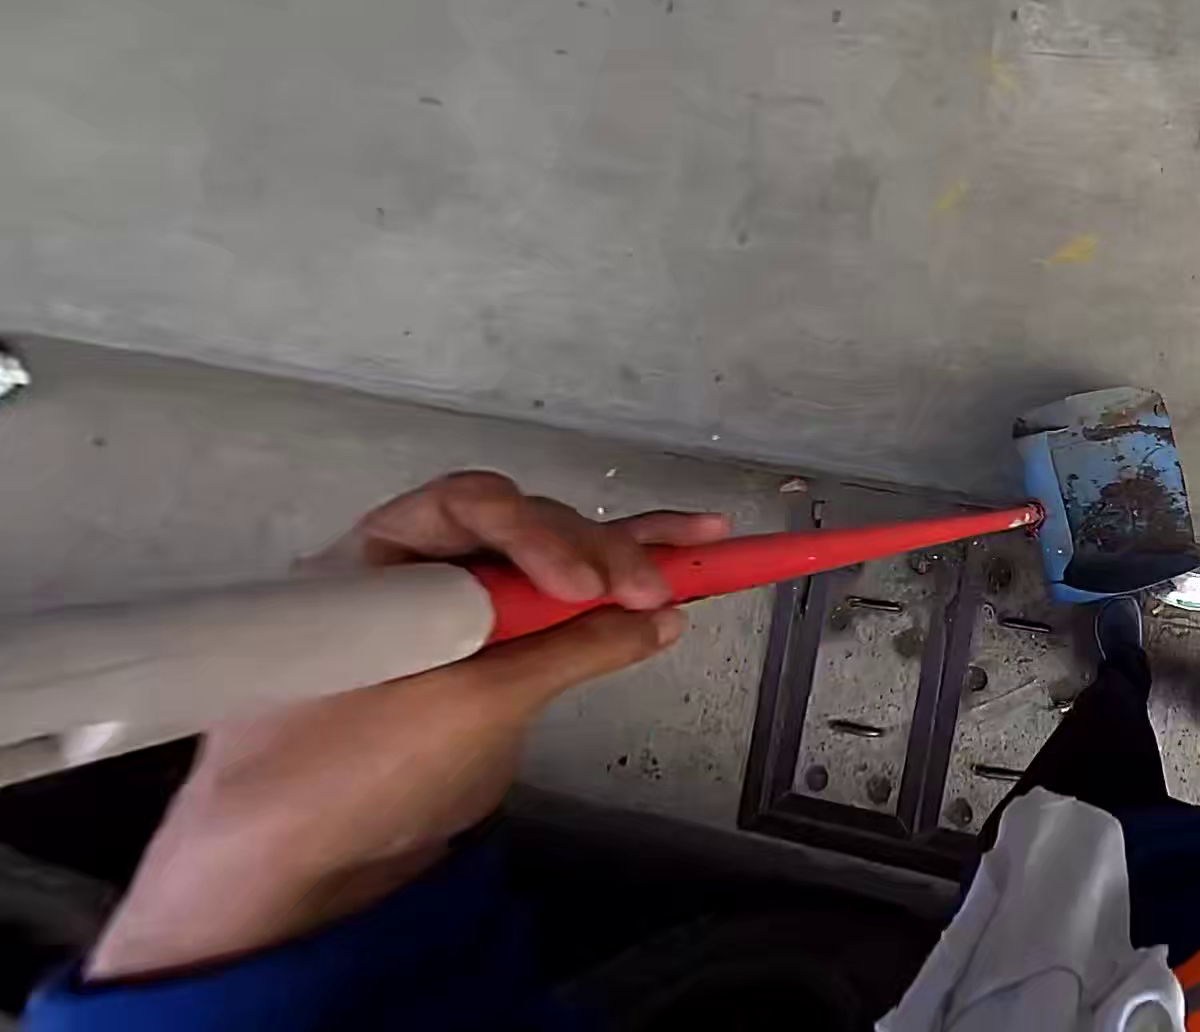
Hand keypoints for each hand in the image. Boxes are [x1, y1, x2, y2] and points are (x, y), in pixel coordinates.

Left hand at [87, 471, 728, 979]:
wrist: (321, 864)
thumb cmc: (354, 777)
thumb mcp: (467, 710)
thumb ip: (571, 652)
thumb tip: (668, 617)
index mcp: (383, 560)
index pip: (466, 506)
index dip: (533, 534)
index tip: (582, 590)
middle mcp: (440, 562)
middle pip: (535, 526)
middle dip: (600, 552)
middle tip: (651, 592)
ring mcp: (489, 595)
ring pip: (574, 549)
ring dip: (640, 550)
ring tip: (708, 542)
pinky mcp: (527, 630)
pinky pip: (592, 588)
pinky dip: (642, 569)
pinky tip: (698, 544)